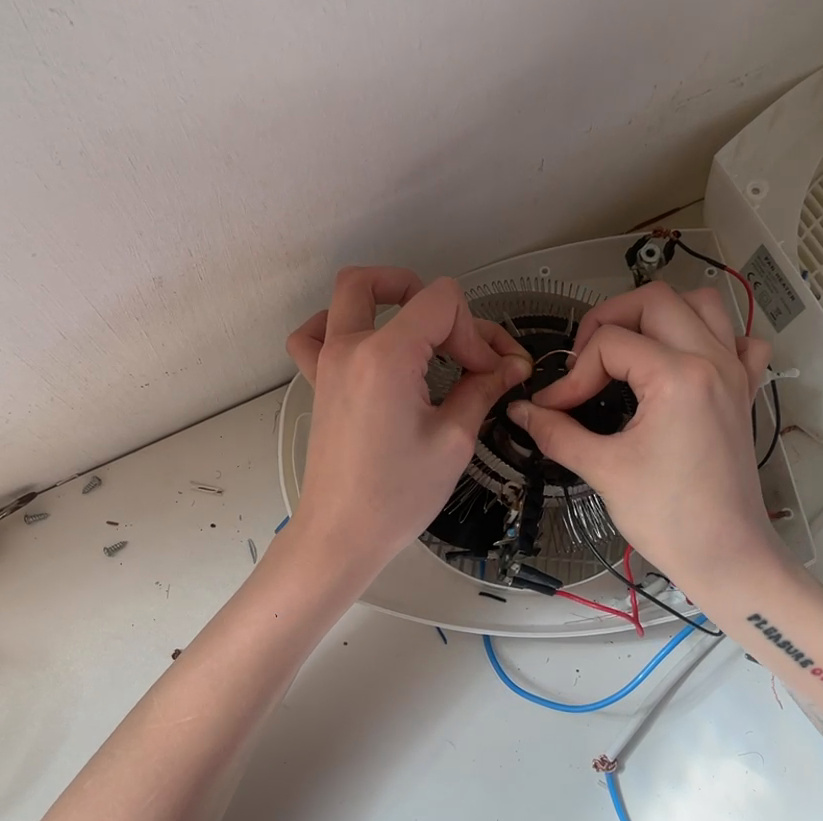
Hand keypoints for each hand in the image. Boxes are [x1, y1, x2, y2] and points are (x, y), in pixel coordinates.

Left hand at [286, 267, 532, 573]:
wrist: (342, 534)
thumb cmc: (393, 498)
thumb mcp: (453, 441)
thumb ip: (481, 391)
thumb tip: (508, 367)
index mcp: (386, 357)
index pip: (441, 302)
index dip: (474, 331)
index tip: (486, 372)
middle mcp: (350, 349)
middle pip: (390, 284)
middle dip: (434, 304)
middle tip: (458, 344)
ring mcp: (328, 364)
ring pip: (348, 296)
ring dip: (385, 299)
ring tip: (416, 332)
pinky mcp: (320, 385)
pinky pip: (314, 335)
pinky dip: (338, 325)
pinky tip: (365, 347)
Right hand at [505, 281, 774, 582]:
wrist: (724, 554)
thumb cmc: (672, 518)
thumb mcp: (604, 470)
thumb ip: (558, 433)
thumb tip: (525, 413)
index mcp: (678, 377)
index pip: (609, 345)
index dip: (571, 375)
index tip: (552, 408)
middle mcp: (711, 363)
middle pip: (655, 300)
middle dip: (608, 322)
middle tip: (583, 363)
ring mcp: (733, 375)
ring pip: (702, 305)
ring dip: (660, 315)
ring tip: (628, 349)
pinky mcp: (742, 395)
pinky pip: (739, 340)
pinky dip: (712, 338)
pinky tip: (683, 364)